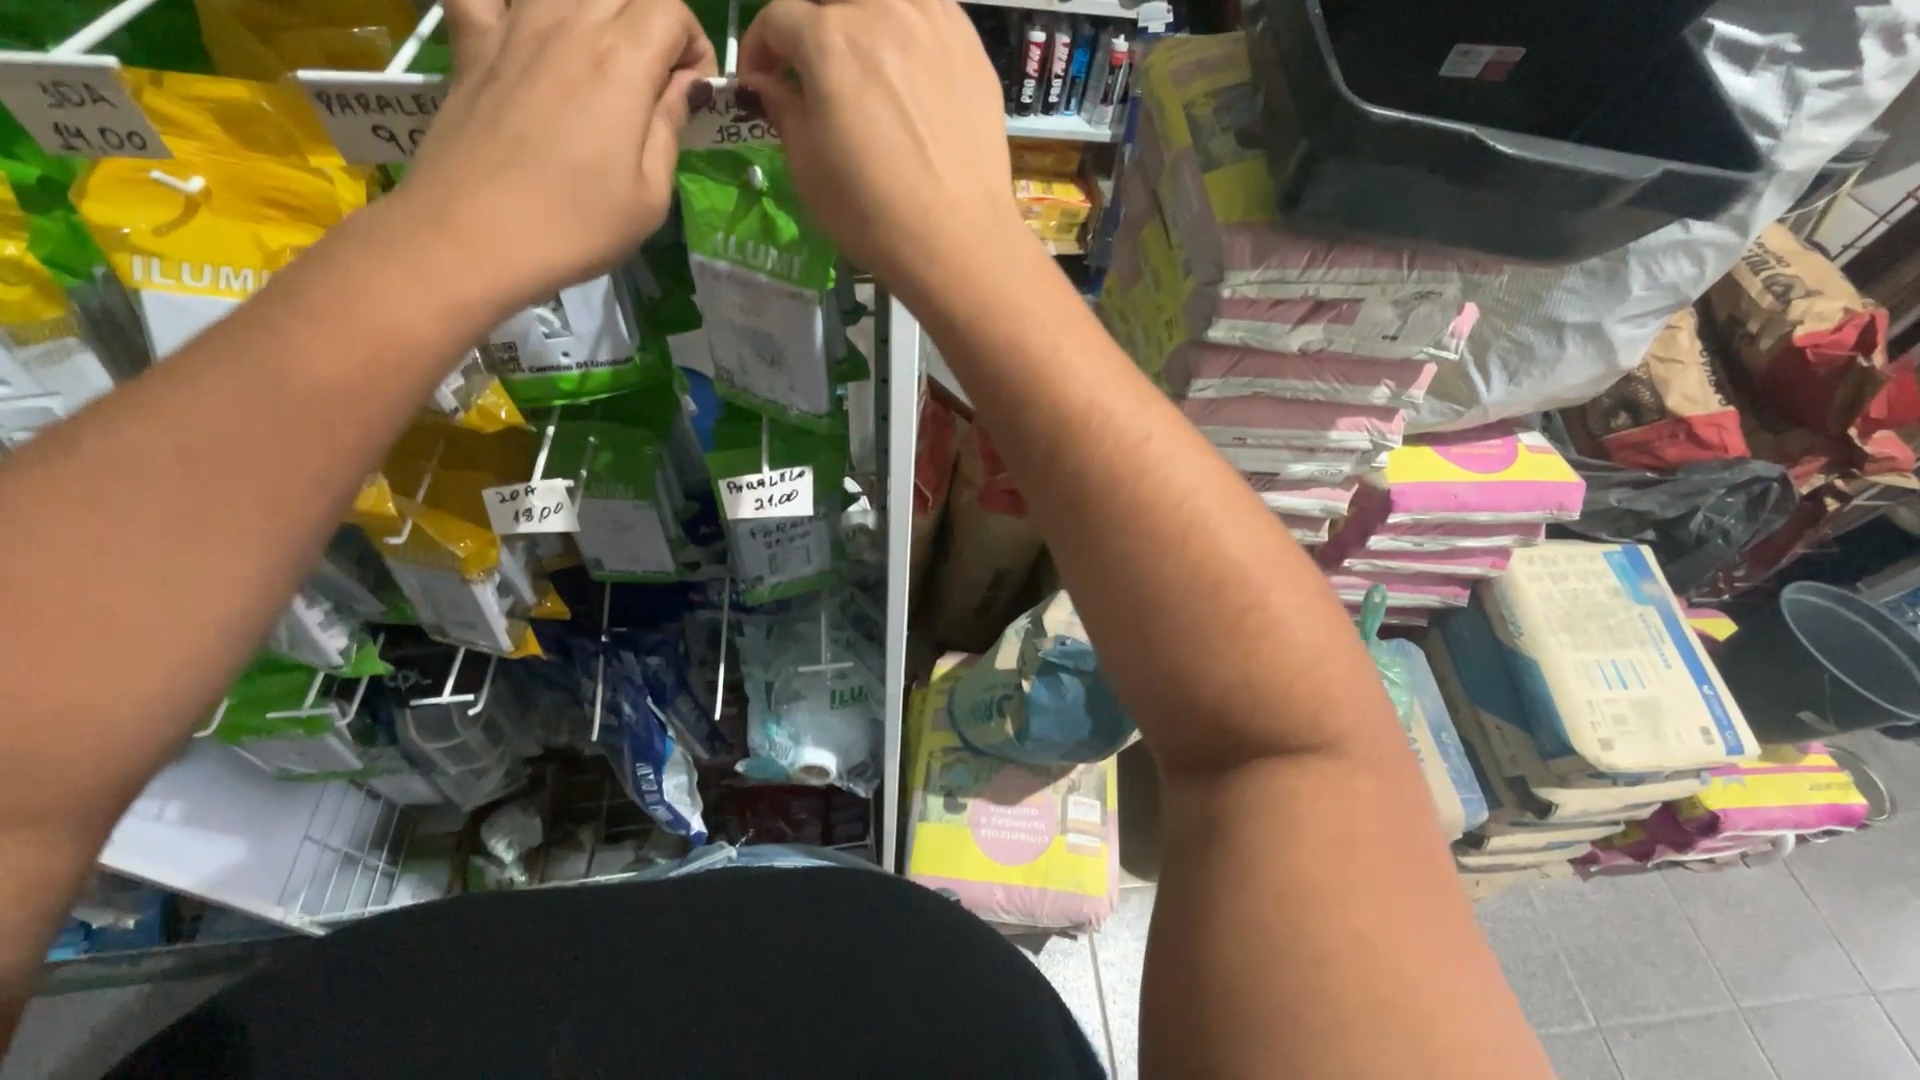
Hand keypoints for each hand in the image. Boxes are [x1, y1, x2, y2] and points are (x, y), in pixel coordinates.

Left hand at [395, 0, 716, 313]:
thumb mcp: (650, 195)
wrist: (471, 237)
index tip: (692, 93)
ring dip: (595, 10)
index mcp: (622, 61)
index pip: (670, 9)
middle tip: (652, 78)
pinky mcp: (470, 42)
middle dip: (651, 22)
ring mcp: (512, 25)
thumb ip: (669, 126)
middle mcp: (568, 24)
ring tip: (600, 59)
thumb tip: (682, 87)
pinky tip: (519, 24)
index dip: (694, 44)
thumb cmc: (575, 226)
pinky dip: (506, 0)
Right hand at [738, 0, 1026, 300]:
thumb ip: (783, 108)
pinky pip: (928, 12)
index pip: (777, 17)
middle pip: (831, 1)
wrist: (956, 238)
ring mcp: (932, 22)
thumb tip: (767, 84)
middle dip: (810, 26)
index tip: (762, 80)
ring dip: (860, 19)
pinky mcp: (970, 43)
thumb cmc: (871, 212)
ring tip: (863, 60)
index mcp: (828, 39)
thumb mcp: (807, 166)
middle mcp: (880, 10)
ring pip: (883, 0)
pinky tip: (907, 64)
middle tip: (812, 69)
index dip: (759, 48)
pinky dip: (907, 25)